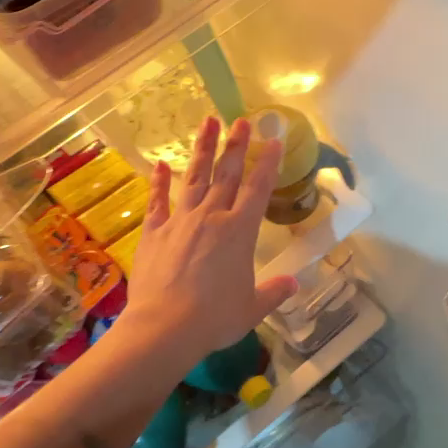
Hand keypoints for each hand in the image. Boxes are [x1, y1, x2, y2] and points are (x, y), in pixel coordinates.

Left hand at [110, 117, 298, 369]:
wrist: (165, 327)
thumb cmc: (215, 318)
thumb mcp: (252, 308)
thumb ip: (273, 292)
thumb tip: (293, 284)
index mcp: (240, 232)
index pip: (258, 189)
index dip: (268, 163)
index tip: (274, 140)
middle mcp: (212, 217)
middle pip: (227, 174)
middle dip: (236, 145)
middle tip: (242, 121)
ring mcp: (180, 221)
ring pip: (194, 177)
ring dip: (202, 149)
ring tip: (207, 122)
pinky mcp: (154, 232)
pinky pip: (158, 201)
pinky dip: (159, 182)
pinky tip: (160, 164)